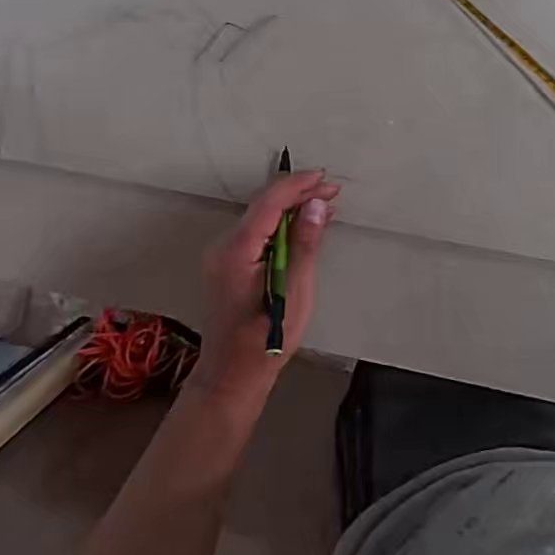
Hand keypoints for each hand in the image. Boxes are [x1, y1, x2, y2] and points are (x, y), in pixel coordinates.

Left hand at [186, 169, 338, 407]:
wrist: (231, 377)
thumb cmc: (265, 342)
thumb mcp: (294, 293)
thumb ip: (304, 246)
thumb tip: (316, 205)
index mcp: (236, 250)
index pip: (268, 203)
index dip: (296, 185)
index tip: (324, 178)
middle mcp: (223, 245)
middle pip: (263, 206)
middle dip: (298, 194)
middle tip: (332, 190)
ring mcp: (223, 254)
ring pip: (261, 218)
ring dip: (292, 209)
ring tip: (325, 204)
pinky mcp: (228, 263)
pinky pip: (257, 233)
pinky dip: (282, 226)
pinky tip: (304, 226)